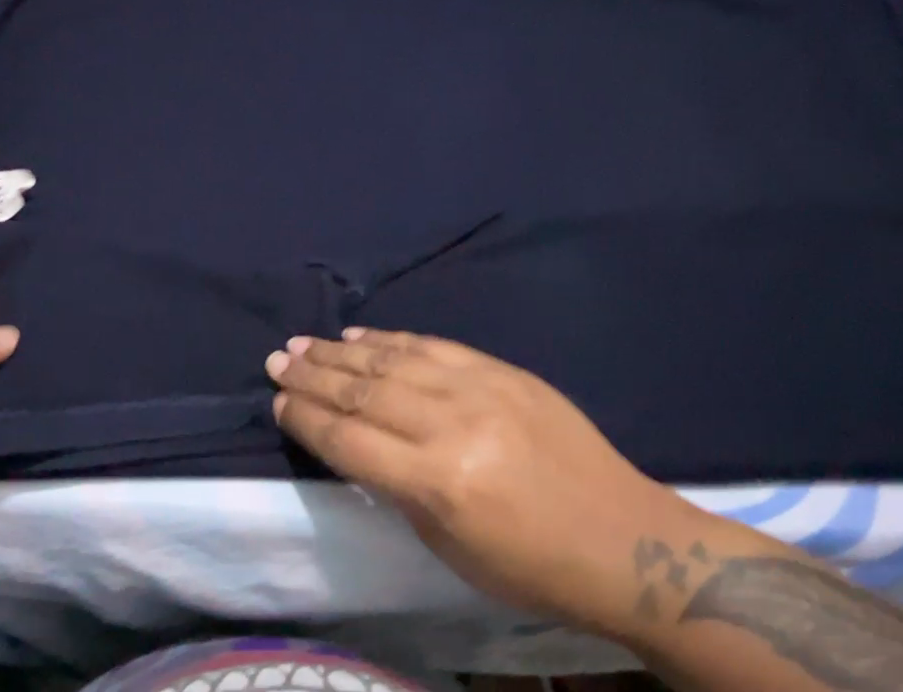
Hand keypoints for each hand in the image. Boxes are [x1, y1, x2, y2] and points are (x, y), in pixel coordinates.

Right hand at [267, 328, 707, 639]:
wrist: (627, 543)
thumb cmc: (530, 566)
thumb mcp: (448, 547)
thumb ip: (395, 488)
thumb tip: (352, 442)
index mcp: (438, 481)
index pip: (349, 440)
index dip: (306, 419)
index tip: (275, 402)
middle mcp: (453, 426)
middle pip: (362, 392)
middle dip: (311, 377)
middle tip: (275, 360)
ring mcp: (481, 390)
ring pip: (392, 361)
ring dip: (340, 351)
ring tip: (303, 343)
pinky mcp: (505, 372)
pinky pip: (434, 346)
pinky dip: (391, 339)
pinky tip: (360, 336)